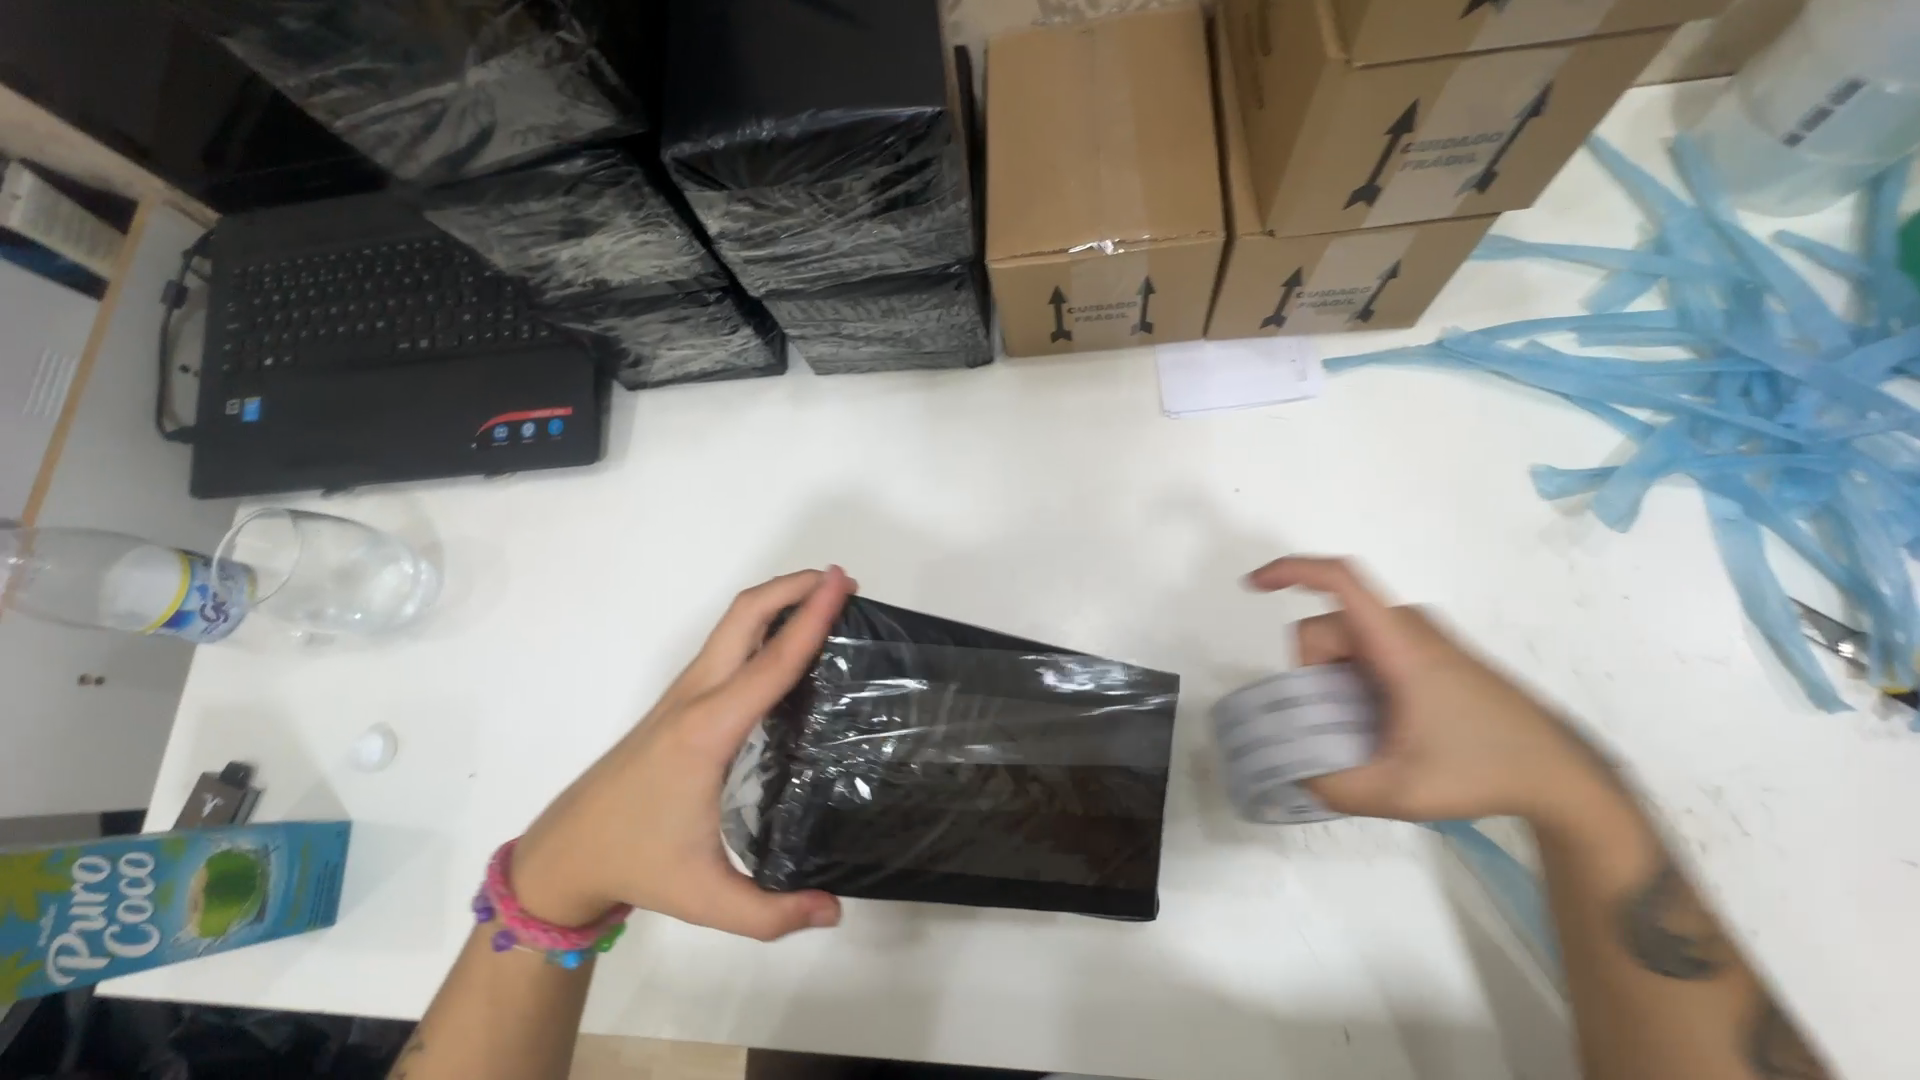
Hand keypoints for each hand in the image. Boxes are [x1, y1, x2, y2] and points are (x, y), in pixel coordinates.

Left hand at [509, 568, 854, 939]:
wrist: (567, 849)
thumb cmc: (636, 863)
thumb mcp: (706, 898)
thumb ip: (772, 914)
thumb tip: (836, 909)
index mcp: (708, 733)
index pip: (771, 662)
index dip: (810, 619)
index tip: (839, 585)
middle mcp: (696, 698)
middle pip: (744, 616)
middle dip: (794, 589)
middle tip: (843, 583)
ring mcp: (684, 694)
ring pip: (732, 624)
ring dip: (778, 602)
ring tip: (825, 603)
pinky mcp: (681, 702)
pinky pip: (727, 644)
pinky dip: (763, 625)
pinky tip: (787, 646)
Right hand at [1246, 556, 1611, 824]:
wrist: (1558, 774)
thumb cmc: (1482, 772)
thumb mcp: (1397, 793)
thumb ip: (1331, 785)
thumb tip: (1292, 771)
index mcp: (1400, 645)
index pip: (1340, 581)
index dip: (1290, 571)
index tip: (1253, 586)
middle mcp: (1409, 627)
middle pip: (1326, 630)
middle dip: (1312, 678)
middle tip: (1338, 729)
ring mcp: (1422, 637)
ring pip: (1344, 644)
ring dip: (1334, 684)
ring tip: (1369, 733)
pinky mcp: (1431, 652)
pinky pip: (1366, 652)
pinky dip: (1354, 683)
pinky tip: (1383, 724)